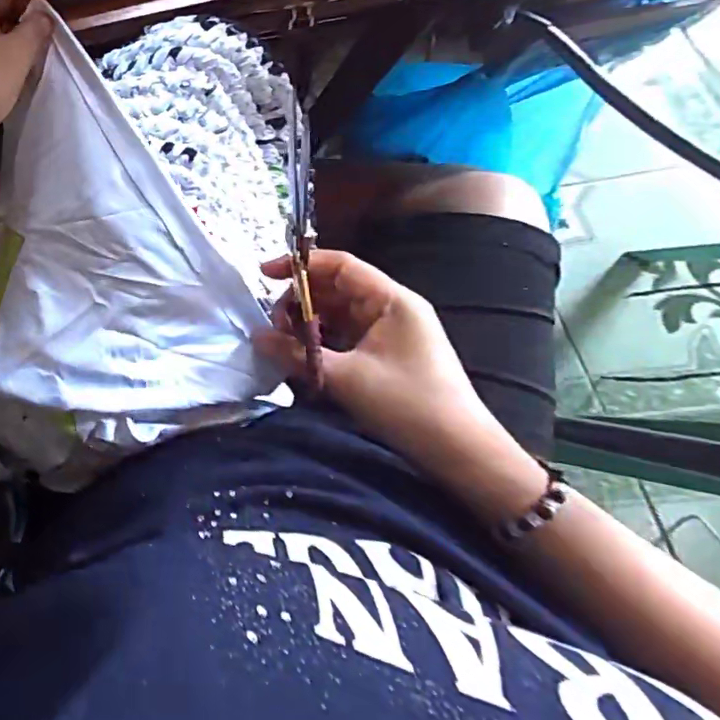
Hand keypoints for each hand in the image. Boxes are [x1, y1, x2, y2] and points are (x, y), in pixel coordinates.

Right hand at [254, 250, 546, 519]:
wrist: (462, 454)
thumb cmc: (408, 405)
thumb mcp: (345, 378)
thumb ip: (296, 354)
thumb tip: (257, 337)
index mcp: (391, 301)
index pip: (339, 265)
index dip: (300, 264)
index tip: (264, 274)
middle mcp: (391, 309)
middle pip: (335, 287)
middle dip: (300, 299)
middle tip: (274, 323)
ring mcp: (390, 332)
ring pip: (337, 313)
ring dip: (307, 322)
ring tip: (283, 341)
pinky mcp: (386, 355)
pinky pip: (345, 334)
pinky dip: (321, 340)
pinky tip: (302, 355)